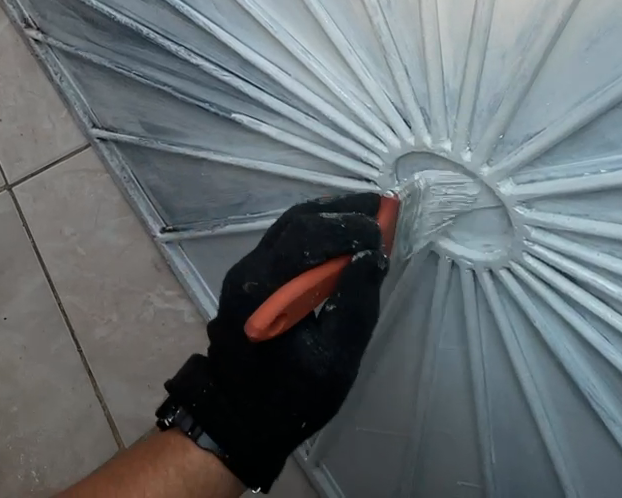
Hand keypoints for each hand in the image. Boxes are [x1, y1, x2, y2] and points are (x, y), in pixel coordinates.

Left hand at [163, 194, 387, 490]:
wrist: (238, 415)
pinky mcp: (252, 276)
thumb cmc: (290, 396)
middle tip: (381, 205)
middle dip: (341, 210)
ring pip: (289, 226)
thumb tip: (373, 255)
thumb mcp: (334, 363)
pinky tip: (342, 236)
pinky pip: (286, 240)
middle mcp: (249, 267)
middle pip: (296, 221)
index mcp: (263, 286)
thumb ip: (354, 307)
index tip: (383, 228)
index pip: (306, 236)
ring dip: (329, 215)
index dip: (347, 225)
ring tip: (368, 213)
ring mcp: (247, 269)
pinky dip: (316, 231)